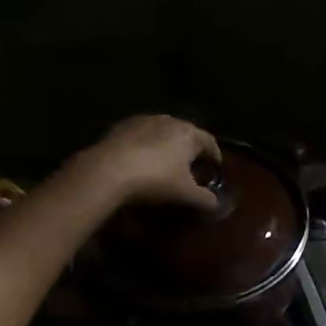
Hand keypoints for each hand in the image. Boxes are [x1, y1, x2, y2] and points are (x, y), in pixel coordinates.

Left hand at [73, 115, 222, 210]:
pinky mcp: (122, 125)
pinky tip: (139, 160)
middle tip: (190, 168)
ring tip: (163, 164)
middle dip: (190, 150)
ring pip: (162, 133)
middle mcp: (169, 120)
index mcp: (189, 133)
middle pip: (186, 134)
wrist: (108, 170)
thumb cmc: (156, 179)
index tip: (215, 168)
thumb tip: (217, 205)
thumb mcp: (185, 194)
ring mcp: (144, 120)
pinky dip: (145, 145)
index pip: (209, 142)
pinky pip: (141, 135)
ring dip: (166, 146)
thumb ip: (205, 199)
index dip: (214, 156)